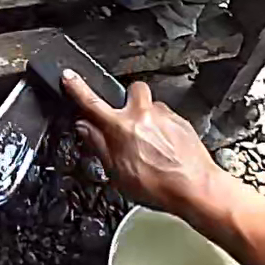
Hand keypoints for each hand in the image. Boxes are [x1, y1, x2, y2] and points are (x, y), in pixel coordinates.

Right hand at [62, 74, 225, 217]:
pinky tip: (165, 150)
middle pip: (131, 90)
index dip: (76, 87)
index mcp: (121, 127)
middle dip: (128, 101)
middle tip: (129, 120)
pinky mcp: (181, 121)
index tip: (69, 77)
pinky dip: (163, 129)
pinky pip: (167, 117)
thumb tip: (85, 128)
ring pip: (151, 105)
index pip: (91, 102)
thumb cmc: (159, 186)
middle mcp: (142, 114)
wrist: (196, 188)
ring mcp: (164, 115)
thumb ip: (99, 145)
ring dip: (148, 118)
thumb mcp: (117, 173)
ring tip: (150, 144)